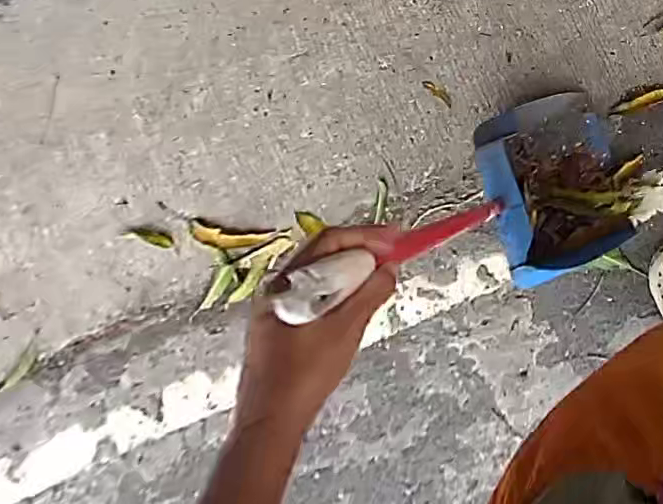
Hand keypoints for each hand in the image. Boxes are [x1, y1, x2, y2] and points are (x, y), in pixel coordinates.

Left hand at [232, 225, 399, 435]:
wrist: (267, 426)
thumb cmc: (303, 378)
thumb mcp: (346, 331)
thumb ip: (370, 294)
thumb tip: (389, 269)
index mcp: (288, 280)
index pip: (332, 240)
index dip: (367, 236)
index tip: (395, 239)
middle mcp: (278, 285)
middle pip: (324, 252)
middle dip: (360, 250)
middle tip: (389, 255)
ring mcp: (275, 305)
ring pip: (319, 273)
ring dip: (350, 271)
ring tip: (376, 277)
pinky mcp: (278, 324)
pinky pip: (312, 292)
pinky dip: (337, 290)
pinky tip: (353, 303)